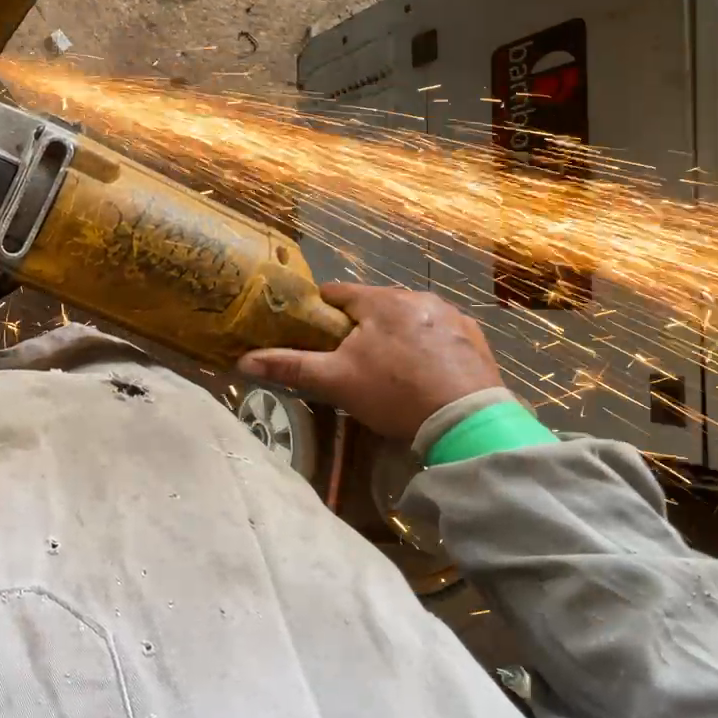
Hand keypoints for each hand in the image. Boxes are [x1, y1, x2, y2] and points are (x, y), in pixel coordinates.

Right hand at [236, 283, 501, 441]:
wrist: (468, 424)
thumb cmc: (394, 393)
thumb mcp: (334, 381)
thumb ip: (289, 366)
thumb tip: (242, 362)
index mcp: (382, 301)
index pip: (336, 292)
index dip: (317, 310)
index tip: (307, 332)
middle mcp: (419, 298)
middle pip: (372, 306)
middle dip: (355, 326)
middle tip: (342, 357)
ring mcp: (452, 317)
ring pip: (406, 319)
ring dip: (391, 335)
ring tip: (381, 368)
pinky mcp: (476, 340)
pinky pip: (436, 333)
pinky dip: (422, 346)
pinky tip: (418, 373)